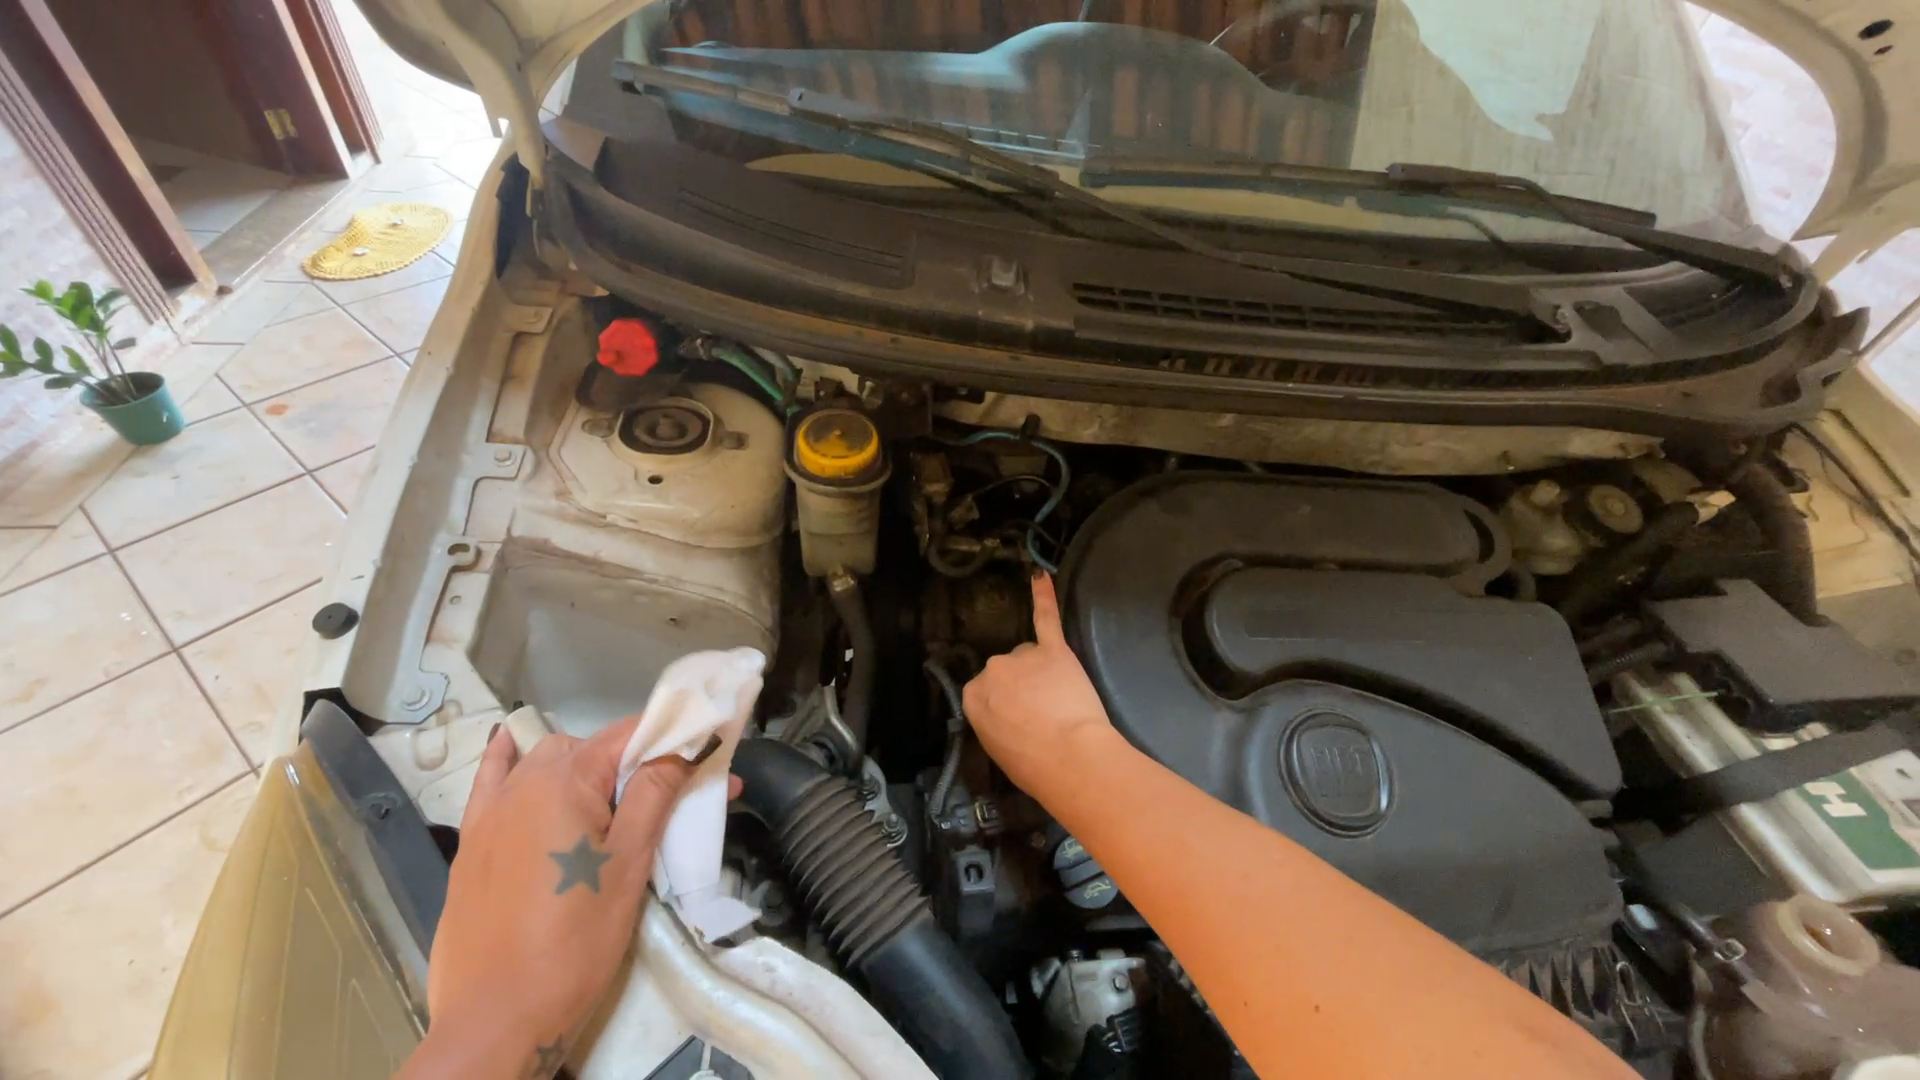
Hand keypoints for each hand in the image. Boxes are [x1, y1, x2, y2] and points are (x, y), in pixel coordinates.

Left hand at [398, 719, 694, 1079]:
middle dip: (632, 762)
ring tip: (612, 805)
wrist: (496, 1019)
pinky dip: (508, 759)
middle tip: (666, 801)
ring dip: (585, 766)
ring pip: (547, 761)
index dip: (669, 738)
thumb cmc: (575, 941)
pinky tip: (512, 744)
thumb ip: (654, 794)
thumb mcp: (630, 865)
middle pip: (590, 748)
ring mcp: (491, 812)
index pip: (627, 735)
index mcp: (566, 781)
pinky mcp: (472, 842)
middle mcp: (524, 783)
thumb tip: (682, 746)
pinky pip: (490, 781)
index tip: (704, 751)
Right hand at [962, 572, 1116, 794]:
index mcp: (972, 696)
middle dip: (1023, 688)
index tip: (1018, 722)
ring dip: (1043, 674)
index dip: (1005, 707)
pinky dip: (1044, 596)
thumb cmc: (1033, 766)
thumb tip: (1005, 715)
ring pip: (1032, 658)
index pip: (986, 692)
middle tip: (1042, 715)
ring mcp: (1023, 657)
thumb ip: (994, 721)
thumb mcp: (996, 749)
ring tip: (1061, 702)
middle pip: (1008, 671)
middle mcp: (992, 669)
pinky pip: (1046, 618)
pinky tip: (1040, 575)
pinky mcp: (1054, 650)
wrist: (1069, 758)